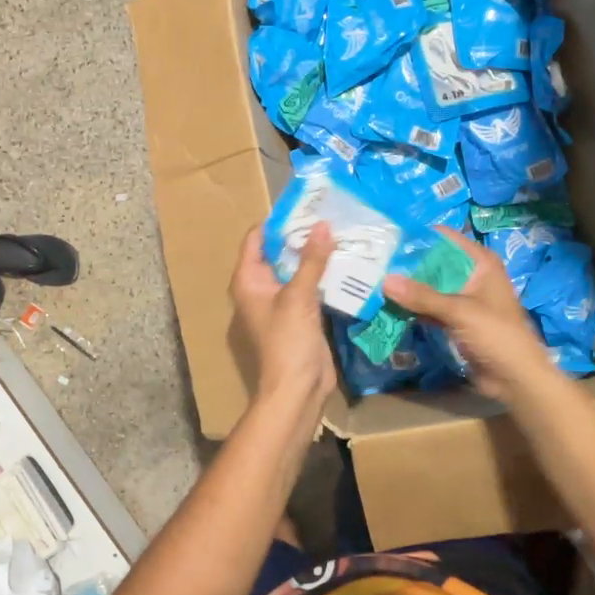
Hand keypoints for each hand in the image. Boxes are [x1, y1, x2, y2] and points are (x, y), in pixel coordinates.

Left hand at [230, 223, 336, 403]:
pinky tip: (346, 260)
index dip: (276, 222)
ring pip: (297, 269)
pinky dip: (324, 275)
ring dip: (315, 255)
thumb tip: (323, 224)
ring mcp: (282, 303)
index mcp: (248, 281)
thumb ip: (311, 260)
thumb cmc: (287, 341)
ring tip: (341, 231)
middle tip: (329, 214)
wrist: (297, 390)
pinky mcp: (302, 316)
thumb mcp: (298, 296)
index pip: (256, 239)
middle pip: (278, 252)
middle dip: (301, 235)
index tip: (304, 205)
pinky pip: (311, 287)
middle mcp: (261, 288)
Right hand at [384, 227, 554, 401]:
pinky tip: (389, 304)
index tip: (390, 236)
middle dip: (409, 263)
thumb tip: (385, 280)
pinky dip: (414, 307)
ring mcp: (464, 299)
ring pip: (431, 286)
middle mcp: (473, 275)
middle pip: (436, 262)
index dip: (420, 237)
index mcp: (481, 262)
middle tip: (375, 259)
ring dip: (409, 286)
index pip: (447, 238)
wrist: (516, 379)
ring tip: (376, 279)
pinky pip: (431, 307)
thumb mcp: (459, 311)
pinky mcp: (457, 320)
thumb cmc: (496, 335)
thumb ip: (422, 296)